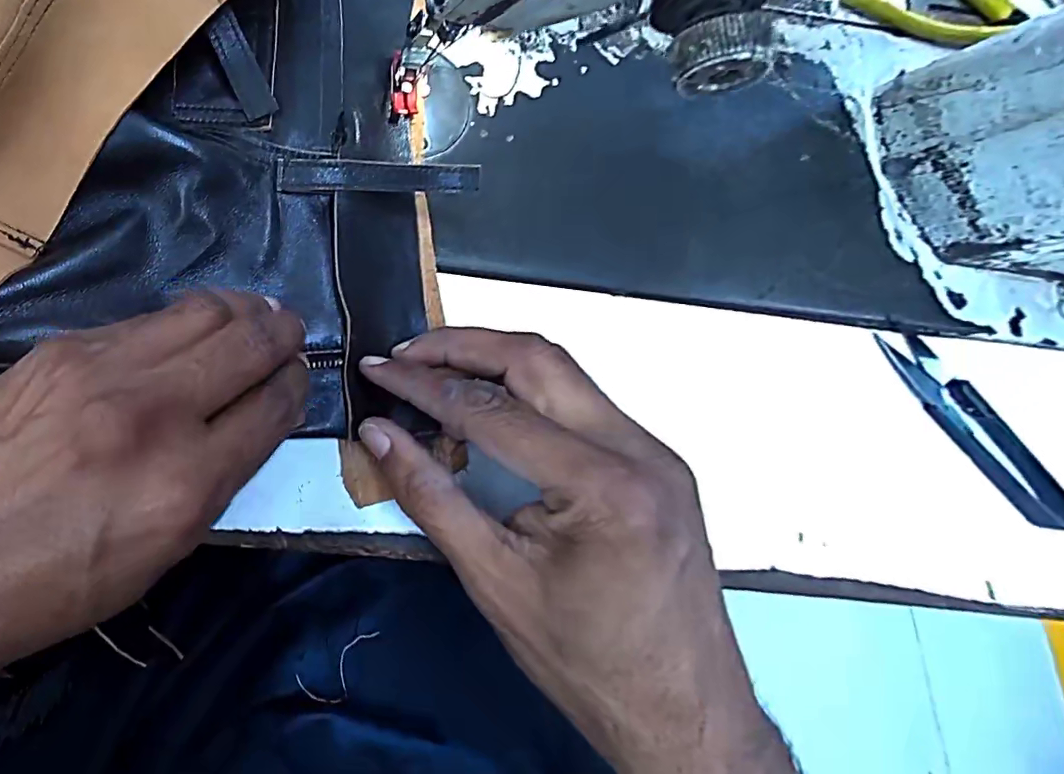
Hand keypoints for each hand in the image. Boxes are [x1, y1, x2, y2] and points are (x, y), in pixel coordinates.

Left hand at [0, 289, 307, 672]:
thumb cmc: (52, 584)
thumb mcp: (158, 554)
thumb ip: (214, 480)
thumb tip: (249, 421)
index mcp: (186, 482)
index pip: (272, 407)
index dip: (296, 385)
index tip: (298, 376)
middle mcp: (153, 412)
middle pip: (248, 344)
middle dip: (283, 332)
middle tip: (291, 328)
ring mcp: (103, 369)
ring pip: (201, 311)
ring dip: (239, 308)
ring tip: (252, 310)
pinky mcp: (62, 348)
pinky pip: (144, 319)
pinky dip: (179, 321)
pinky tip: (183, 328)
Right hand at [356, 329, 791, 773]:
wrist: (686, 719)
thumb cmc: (589, 663)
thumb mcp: (493, 579)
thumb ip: (429, 494)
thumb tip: (378, 433)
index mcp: (603, 485)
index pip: (493, 409)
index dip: (423, 384)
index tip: (378, 369)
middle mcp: (638, 450)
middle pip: (536, 358)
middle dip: (461, 344)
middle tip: (404, 352)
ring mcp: (651, 450)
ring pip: (559, 370)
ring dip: (491, 358)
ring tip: (433, 366)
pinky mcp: (650, 460)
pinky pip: (576, 399)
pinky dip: (520, 387)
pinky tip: (484, 403)